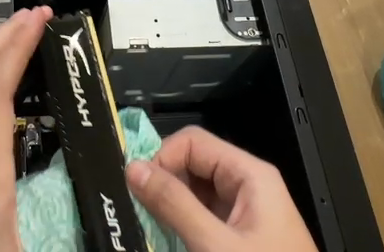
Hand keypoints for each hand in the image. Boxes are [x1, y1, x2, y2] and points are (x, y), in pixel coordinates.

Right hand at [125, 127, 315, 251]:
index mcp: (250, 175)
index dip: (162, 158)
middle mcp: (248, 186)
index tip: (137, 189)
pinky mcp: (241, 240)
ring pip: (196, 195)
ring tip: (148, 228)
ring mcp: (246, 215)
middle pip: (194, 166)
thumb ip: (175, 206)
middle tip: (137, 211)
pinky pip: (205, 220)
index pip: (193, 142)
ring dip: (171, 208)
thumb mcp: (216, 246)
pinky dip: (183, 228)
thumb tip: (134, 168)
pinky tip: (170, 241)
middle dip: (165, 184)